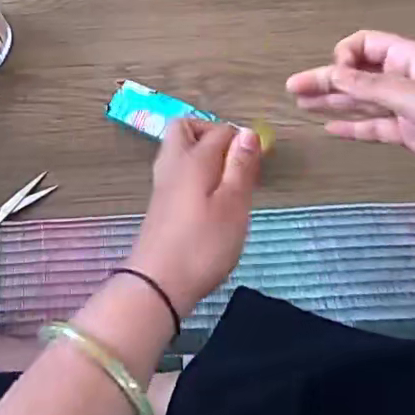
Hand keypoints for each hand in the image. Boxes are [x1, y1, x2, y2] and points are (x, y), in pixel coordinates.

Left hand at [123, 120, 262, 312]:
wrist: (156, 286)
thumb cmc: (203, 244)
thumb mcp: (233, 204)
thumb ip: (241, 166)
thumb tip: (248, 132)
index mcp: (194, 158)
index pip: (220, 130)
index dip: (242, 140)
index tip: (257, 163)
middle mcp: (174, 164)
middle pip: (186, 128)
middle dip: (211, 134)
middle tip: (234, 159)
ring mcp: (163, 185)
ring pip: (180, 151)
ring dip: (203, 156)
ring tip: (226, 182)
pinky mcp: (161, 205)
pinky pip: (178, 173)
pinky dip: (195, 175)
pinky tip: (210, 202)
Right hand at [285, 30, 414, 201]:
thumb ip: (373, 88)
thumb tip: (334, 72)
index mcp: (412, 59)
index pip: (367, 44)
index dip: (345, 56)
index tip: (333, 76)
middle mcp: (408, 78)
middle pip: (360, 73)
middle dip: (327, 79)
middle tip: (293, 89)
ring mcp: (411, 107)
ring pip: (364, 100)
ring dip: (335, 102)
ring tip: (301, 105)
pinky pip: (376, 125)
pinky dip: (354, 126)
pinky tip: (330, 128)